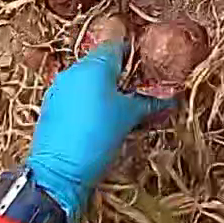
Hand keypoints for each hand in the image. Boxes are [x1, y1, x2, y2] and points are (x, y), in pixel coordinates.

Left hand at [23, 42, 173, 222]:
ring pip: (89, 78)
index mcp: (94, 66)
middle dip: (123, 73)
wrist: (57, 176)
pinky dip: (90, 99)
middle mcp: (74, 71)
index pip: (119, 46)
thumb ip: (151, 101)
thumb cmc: (98, 138)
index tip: (150, 66)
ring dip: (106, 87)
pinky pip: (76, 93)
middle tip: (142, 87)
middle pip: (104, 61)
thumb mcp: (130, 117)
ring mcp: (59, 88)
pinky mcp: (51, 106)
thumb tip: (172, 97)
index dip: (137, 54)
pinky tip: (102, 117)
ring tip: (123, 105)